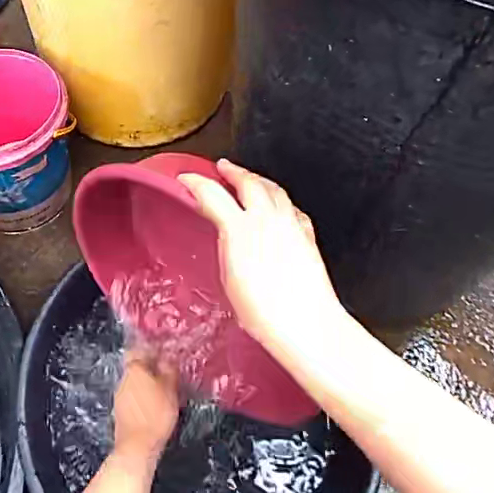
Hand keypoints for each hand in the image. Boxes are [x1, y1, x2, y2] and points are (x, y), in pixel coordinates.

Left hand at [111, 351, 178, 459]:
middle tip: (168, 374)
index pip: (140, 349)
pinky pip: (132, 397)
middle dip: (151, 368)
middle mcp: (123, 379)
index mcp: (134, 369)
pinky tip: (153, 407)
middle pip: (137, 366)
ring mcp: (119, 396)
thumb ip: (169, 370)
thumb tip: (167, 357)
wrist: (136, 447)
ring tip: (163, 392)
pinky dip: (142, 398)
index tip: (165, 354)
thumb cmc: (156, 414)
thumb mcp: (170, 390)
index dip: (153, 350)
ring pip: (135, 382)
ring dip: (147, 384)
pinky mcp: (119, 412)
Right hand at [178, 159, 349, 357]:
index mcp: (240, 228)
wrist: (306, 324)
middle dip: (232, 171)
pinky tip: (280, 206)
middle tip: (222, 168)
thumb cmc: (266, 312)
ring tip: (250, 179)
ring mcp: (290, 225)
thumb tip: (225, 233)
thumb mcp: (229, 278)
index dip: (196, 183)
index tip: (187, 180)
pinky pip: (292, 207)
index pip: (212, 193)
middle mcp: (267, 219)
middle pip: (248, 181)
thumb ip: (226, 246)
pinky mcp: (306, 236)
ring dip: (258, 179)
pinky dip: (281, 200)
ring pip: (274, 189)